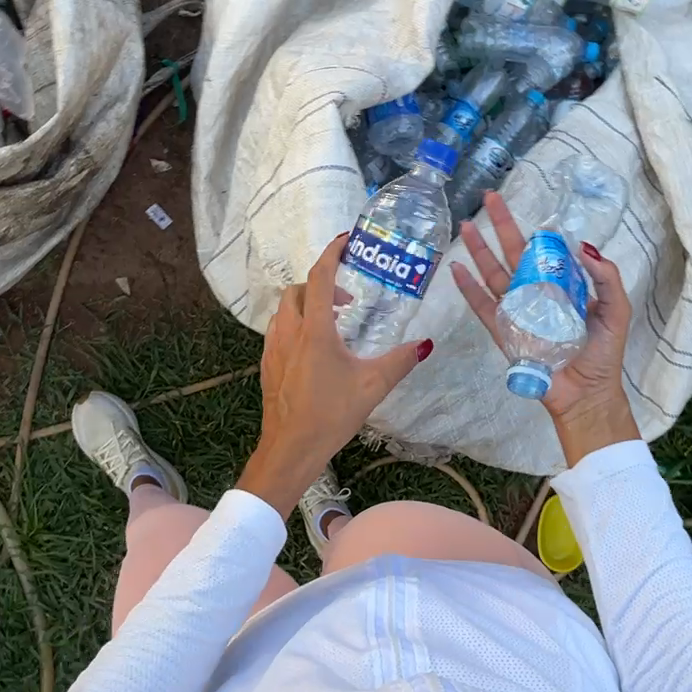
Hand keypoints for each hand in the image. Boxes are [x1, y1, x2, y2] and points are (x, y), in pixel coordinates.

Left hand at [238, 233, 431, 514]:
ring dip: (307, 304)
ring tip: (333, 323)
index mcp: (314, 330)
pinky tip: (313, 350)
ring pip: (285, 310)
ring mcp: (273, 348)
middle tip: (348, 300)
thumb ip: (400, 361)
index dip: (332, 254)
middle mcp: (289, 332)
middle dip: (321, 284)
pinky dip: (296, 325)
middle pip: (298, 290)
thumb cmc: (330, 415)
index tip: (346, 241)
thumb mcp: (372, 386)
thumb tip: (425, 344)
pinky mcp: (267, 365)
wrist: (289, 449)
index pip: (319, 277)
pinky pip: (279, 331)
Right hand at [451, 191, 640, 466]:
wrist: (587, 393)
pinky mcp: (504, 333)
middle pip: (514, 255)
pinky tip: (457, 268)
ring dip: (479, 251)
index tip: (528, 209)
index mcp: (562, 287)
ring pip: (494, 275)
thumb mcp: (616, 309)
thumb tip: (583, 246)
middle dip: (501, 226)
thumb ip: (606, 278)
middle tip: (489, 198)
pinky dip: (469, 289)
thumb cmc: (603, 353)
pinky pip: (484, 307)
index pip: (545, 253)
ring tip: (467, 226)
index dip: (534, 230)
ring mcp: (517, 312)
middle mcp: (536, 294)